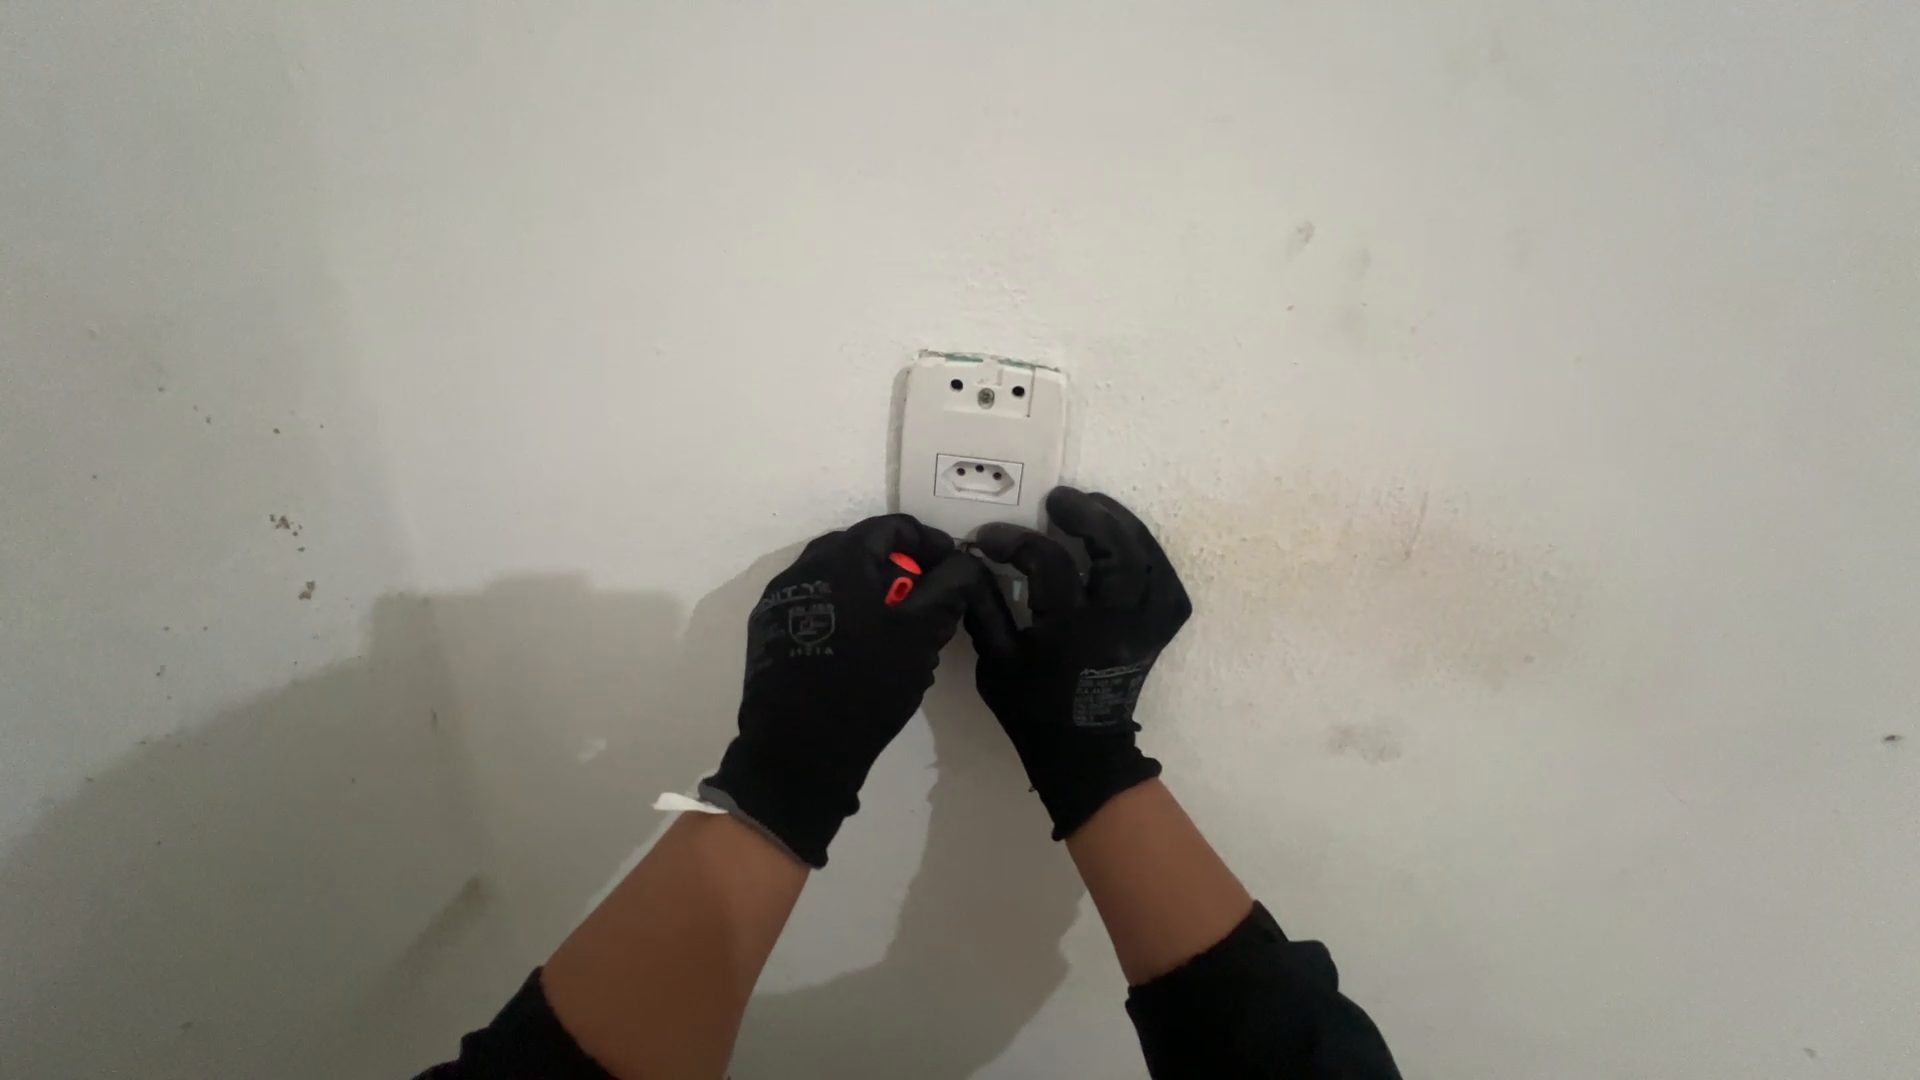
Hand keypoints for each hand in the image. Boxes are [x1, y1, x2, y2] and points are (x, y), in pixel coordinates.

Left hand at [701, 514, 976, 866]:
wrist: (798, 752)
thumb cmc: (866, 684)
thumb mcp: (922, 633)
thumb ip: (950, 587)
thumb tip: (963, 561)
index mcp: (839, 558)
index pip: (893, 526)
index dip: (930, 543)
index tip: (952, 571)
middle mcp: (802, 567)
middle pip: (862, 548)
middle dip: (900, 567)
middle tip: (926, 601)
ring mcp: (779, 599)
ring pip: (837, 577)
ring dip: (871, 589)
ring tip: (896, 627)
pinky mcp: (767, 630)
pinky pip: (815, 603)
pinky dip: (844, 610)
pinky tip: (859, 646)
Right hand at [965, 487, 1191, 839]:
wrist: (1083, 751)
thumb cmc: (1032, 709)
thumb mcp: (995, 662)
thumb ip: (983, 608)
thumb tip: (972, 560)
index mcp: (1071, 631)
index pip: (1047, 563)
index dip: (1014, 540)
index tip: (988, 537)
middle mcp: (1116, 623)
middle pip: (1116, 551)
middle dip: (1087, 515)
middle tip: (1058, 499)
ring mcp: (1145, 626)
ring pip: (1148, 558)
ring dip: (1121, 524)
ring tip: (1094, 506)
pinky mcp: (1159, 631)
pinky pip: (1167, 582)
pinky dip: (1150, 554)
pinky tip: (1128, 539)